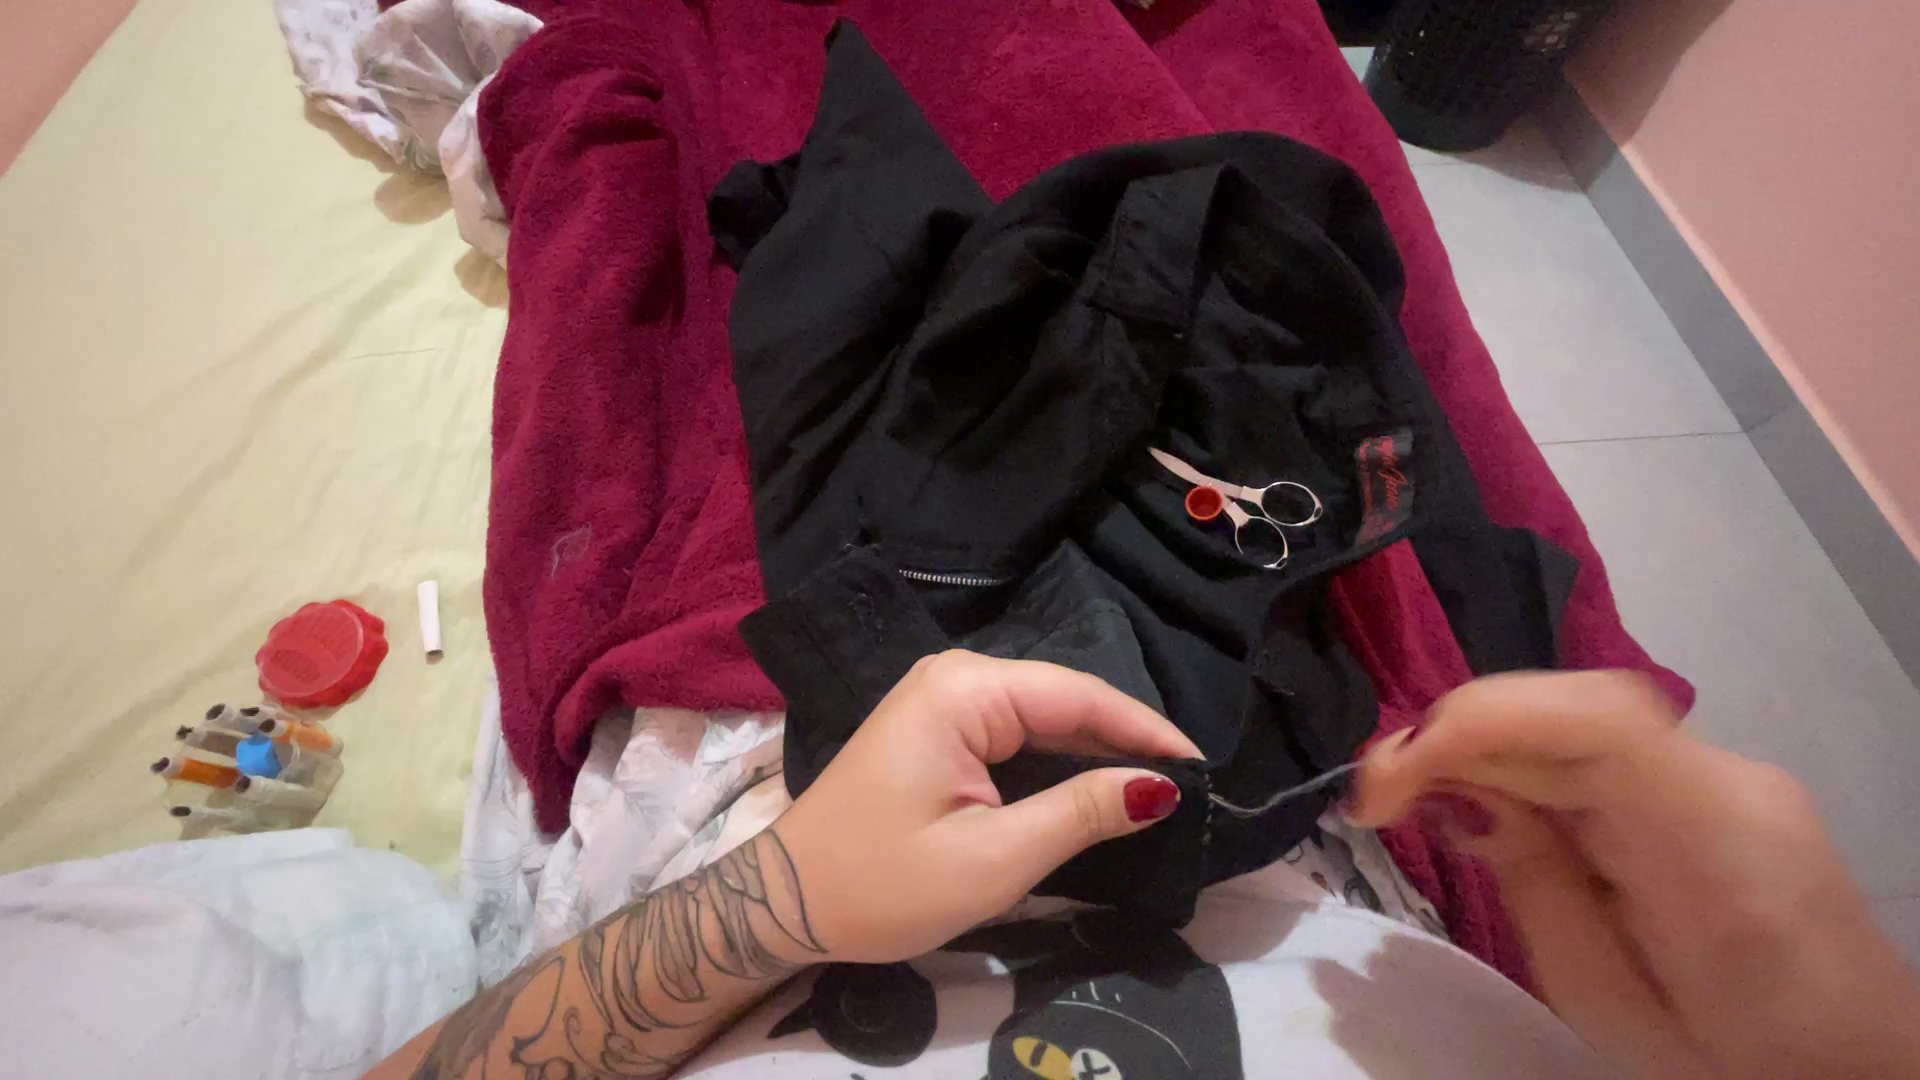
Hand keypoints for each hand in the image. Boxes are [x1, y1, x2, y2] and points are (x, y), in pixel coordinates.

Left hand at [772, 649, 1202, 964]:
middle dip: (1125, 740)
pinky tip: (1095, 780)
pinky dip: (1058, 756)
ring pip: (1043, 714)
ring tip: (1157, 785)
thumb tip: (1160, 785)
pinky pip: (1016, 729)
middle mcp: (957, 676)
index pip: (1078, 695)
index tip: (1205, 768)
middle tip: (1188, 785)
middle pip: (1063, 699)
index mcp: (964, 690)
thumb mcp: (992, 858)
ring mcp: (945, 696)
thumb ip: (1079, 812)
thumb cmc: (883, 884)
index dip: (1146, 730)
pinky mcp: (940, 722)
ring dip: (1096, 749)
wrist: (791, 898)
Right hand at [1347, 671, 1919, 1079]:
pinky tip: (1463, 793)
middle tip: (1369, 797)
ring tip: (1399, 796)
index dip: (1475, 721)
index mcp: (1719, 844)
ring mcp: (1708, 765)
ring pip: (1550, 711)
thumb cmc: (1734, 1063)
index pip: (1596, 724)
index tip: (1390, 780)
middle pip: (1554, 707)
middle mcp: (1720, 778)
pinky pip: (1569, 738)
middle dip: (1442, 735)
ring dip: (1460, 743)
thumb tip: (1453, 794)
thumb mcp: (1608, 999)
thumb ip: (1530, 880)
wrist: (1863, 1072)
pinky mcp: (1684, 772)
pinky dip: (1497, 754)